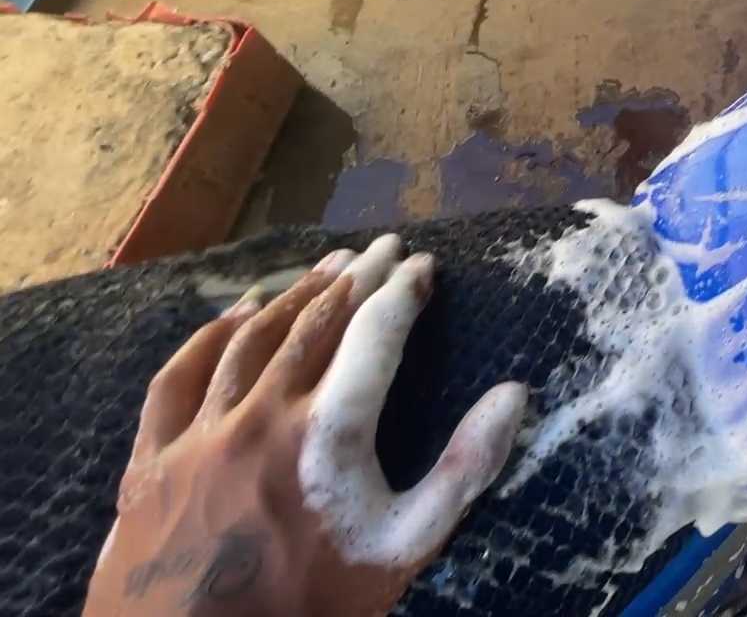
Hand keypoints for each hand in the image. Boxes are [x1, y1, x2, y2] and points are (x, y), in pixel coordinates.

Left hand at [85, 237, 527, 616]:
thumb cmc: (315, 599)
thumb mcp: (410, 542)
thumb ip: (467, 466)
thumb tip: (515, 393)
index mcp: (327, 433)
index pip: (375, 333)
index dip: (404, 290)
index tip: (426, 264)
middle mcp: (260, 419)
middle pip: (317, 322)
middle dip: (359, 276)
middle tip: (388, 246)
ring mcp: (197, 438)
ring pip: (252, 339)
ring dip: (299, 293)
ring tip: (332, 264)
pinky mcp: (150, 462)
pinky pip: (177, 378)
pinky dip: (212, 334)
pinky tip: (239, 311)